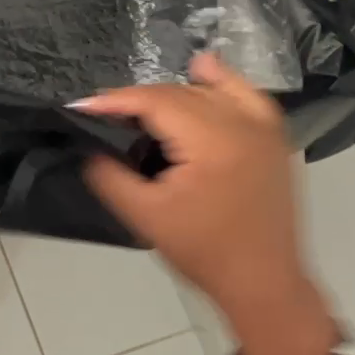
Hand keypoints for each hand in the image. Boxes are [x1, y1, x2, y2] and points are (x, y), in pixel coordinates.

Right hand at [74, 54, 338, 354]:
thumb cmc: (202, 252)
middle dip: (135, 99)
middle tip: (100, 115)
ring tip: (136, 109)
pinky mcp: (274, 139)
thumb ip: (109, 175)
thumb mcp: (143, 215)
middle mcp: (243, 125)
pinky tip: (201, 71)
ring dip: (169, 93)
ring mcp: (264, 129)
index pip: (155, 102)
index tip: (80, 107)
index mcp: (213, 143)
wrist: (263, 282)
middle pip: (178, 93)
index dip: (114, 101)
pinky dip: (220, 81)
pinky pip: (247, 95)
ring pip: (207, 91)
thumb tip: (88, 145)